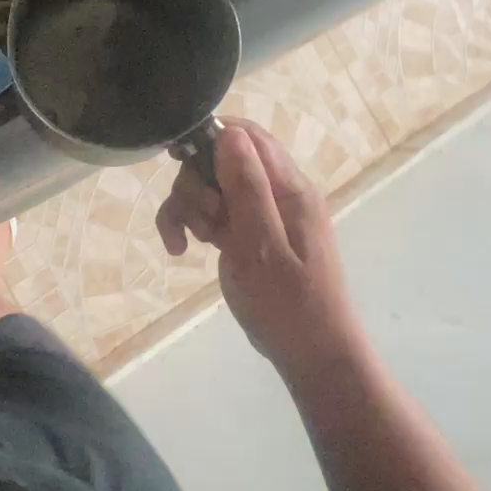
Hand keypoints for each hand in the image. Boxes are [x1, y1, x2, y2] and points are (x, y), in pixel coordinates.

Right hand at [155, 117, 365, 377]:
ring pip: (208, 186)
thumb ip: (247, 187)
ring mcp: (260, 214)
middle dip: (195, 184)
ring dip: (188, 208)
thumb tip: (229, 132)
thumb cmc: (289, 305)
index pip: (247, 135)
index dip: (210, 138)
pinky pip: (209, 213)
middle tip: (202, 220)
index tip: (182, 161)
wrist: (310, 358)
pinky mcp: (246, 233)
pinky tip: (181, 249)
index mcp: (289, 189)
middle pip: (219, 159)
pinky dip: (189, 225)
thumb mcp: (262, 245)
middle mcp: (276, 193)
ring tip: (190, 241)